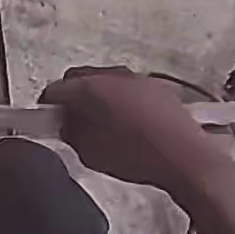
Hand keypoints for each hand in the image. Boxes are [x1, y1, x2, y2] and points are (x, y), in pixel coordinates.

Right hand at [39, 66, 234, 196]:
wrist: (187, 159)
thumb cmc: (136, 157)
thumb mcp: (90, 153)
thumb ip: (71, 133)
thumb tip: (67, 124)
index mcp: (91, 87)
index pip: (55, 89)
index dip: (47, 106)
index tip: (48, 121)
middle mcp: (112, 74)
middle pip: (78, 77)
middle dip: (70, 95)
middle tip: (70, 120)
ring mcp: (136, 78)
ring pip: (103, 80)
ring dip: (95, 95)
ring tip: (99, 122)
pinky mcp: (156, 87)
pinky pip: (125, 87)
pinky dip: (117, 98)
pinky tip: (125, 123)